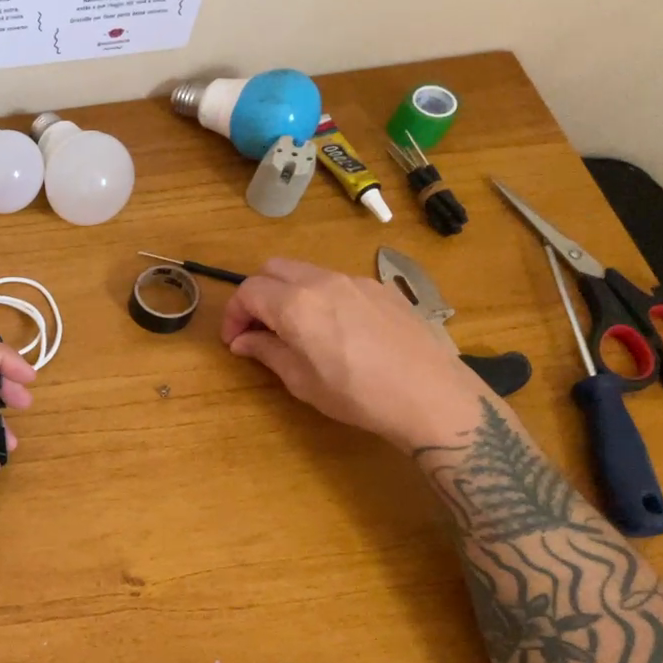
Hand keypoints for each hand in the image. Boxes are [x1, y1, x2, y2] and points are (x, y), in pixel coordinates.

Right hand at [221, 258, 490, 449]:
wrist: (428, 394)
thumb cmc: (356, 394)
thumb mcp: (300, 380)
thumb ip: (267, 352)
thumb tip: (243, 341)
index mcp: (296, 304)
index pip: (248, 291)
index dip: (233, 314)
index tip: (235, 341)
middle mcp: (323, 282)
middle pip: (274, 268)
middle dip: (257, 294)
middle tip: (257, 329)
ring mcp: (356, 281)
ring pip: (306, 272)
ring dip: (288, 293)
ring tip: (293, 330)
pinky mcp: (381, 289)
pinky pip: (337, 283)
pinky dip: (319, 297)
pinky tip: (332, 330)